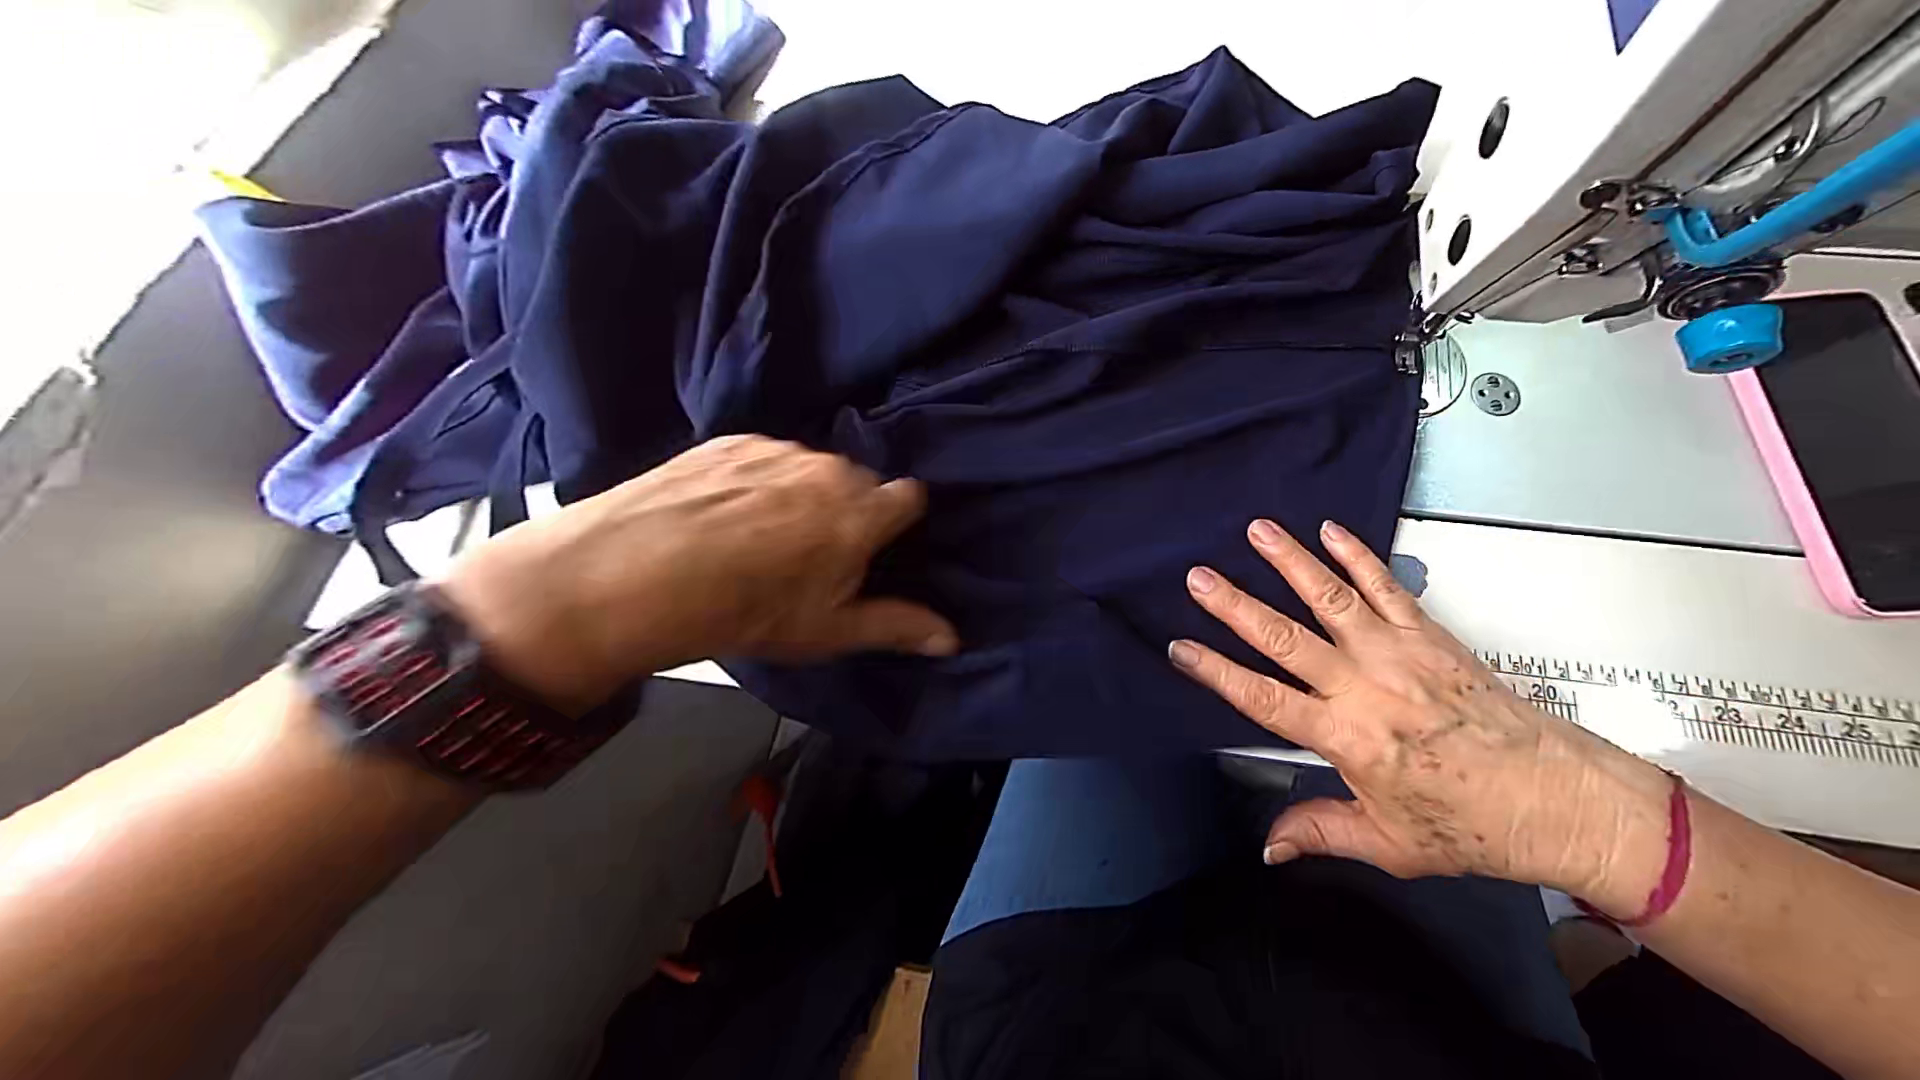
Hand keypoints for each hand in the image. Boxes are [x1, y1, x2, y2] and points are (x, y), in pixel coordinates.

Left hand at [437, 435, 957, 713]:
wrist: (634, 576)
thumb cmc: (746, 613)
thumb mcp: (827, 631)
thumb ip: (897, 626)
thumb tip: (954, 638)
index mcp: (862, 512)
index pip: (909, 497)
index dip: (897, 521)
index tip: (875, 546)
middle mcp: (828, 468)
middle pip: (858, 482)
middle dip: (847, 510)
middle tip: (810, 553)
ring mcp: (777, 448)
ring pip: (809, 468)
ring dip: (800, 493)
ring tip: (757, 534)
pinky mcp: (731, 439)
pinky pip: (764, 456)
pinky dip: (757, 479)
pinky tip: (721, 513)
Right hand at [1168, 518, 1671, 916]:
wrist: (1564, 801)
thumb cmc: (1474, 826)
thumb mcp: (1389, 844)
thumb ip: (1320, 832)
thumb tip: (1268, 846)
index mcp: (1348, 738)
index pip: (1262, 698)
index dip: (1216, 671)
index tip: (1180, 648)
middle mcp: (1366, 688)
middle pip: (1285, 639)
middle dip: (1236, 606)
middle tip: (1200, 577)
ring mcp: (1399, 655)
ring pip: (1331, 600)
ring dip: (1291, 563)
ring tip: (1258, 532)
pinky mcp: (1431, 638)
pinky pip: (1387, 589)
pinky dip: (1357, 557)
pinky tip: (1330, 532)